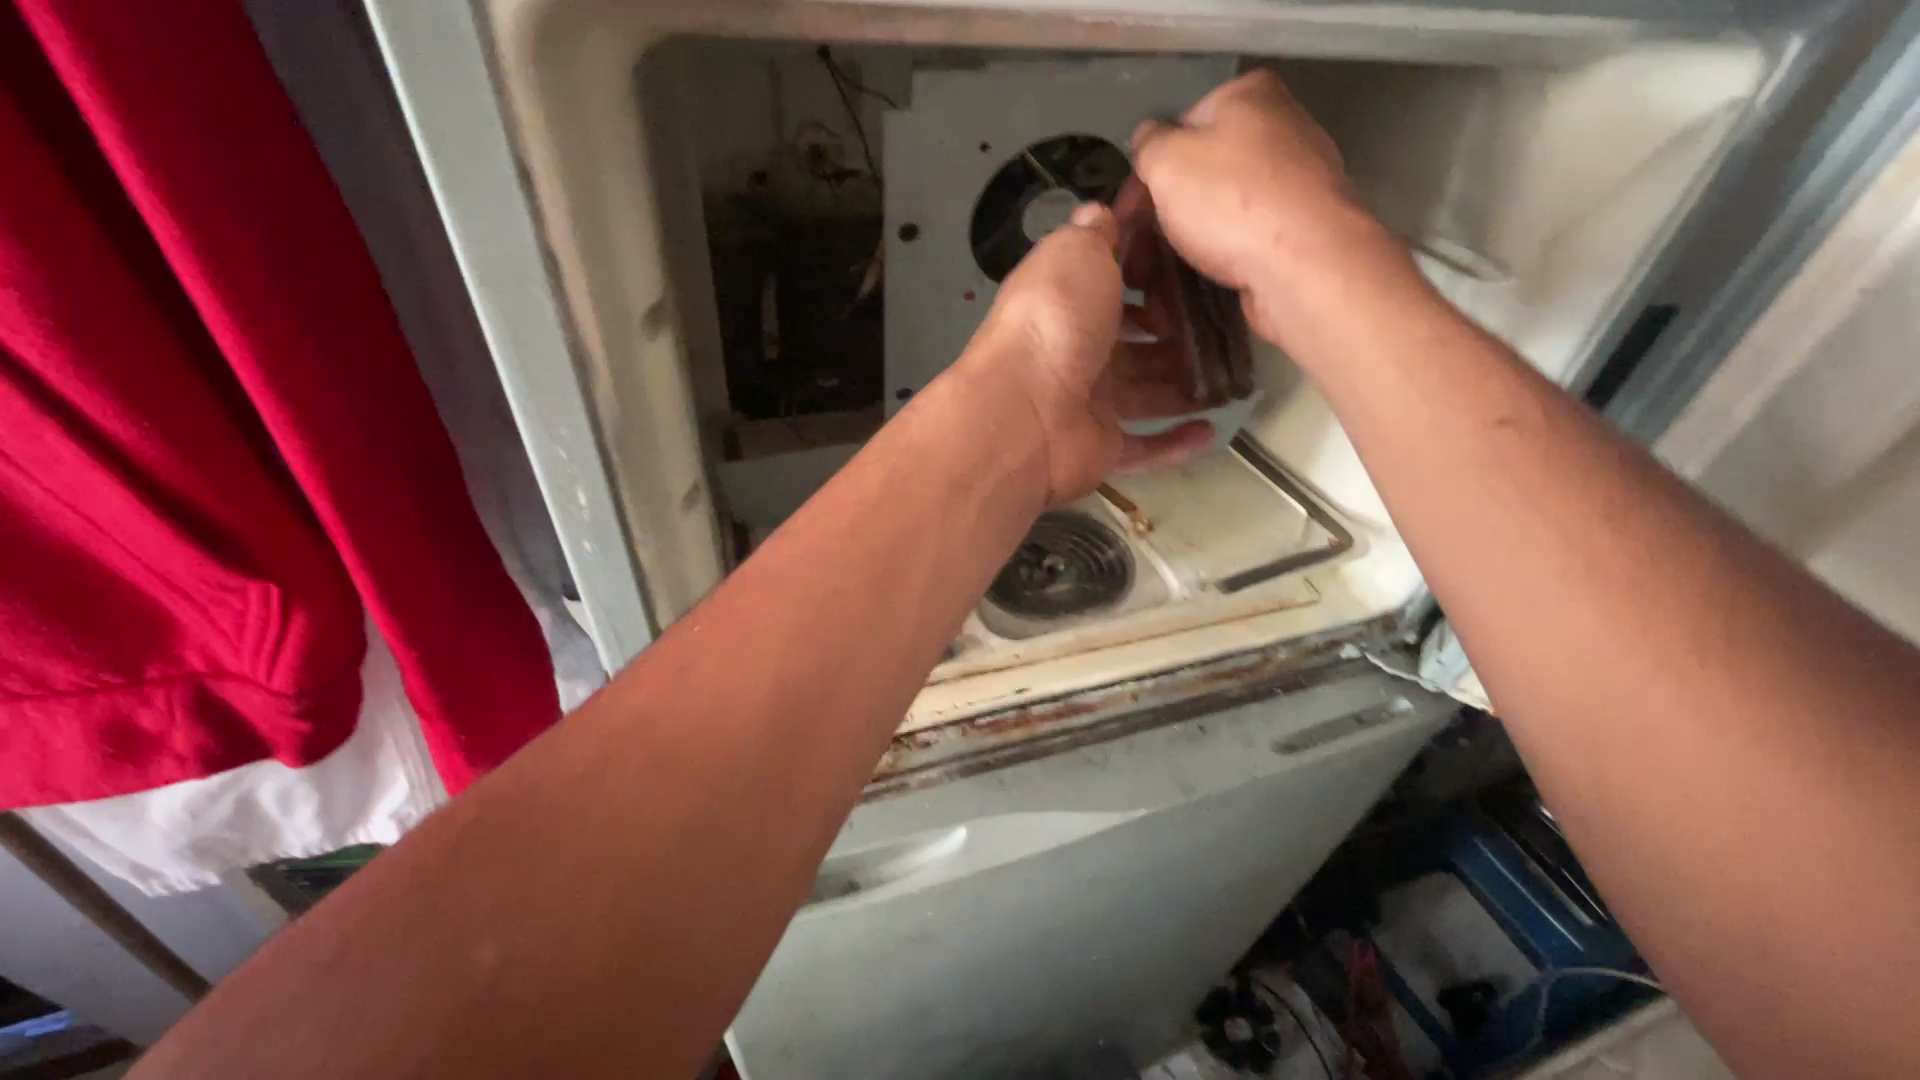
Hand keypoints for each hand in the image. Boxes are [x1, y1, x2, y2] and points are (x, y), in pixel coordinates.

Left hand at [953, 203, 1212, 504]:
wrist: (1025, 411)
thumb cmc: (1054, 320)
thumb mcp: (1075, 254)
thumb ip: (1093, 235)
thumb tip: (1102, 212)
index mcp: (1066, 301)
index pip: (1111, 280)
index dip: (1148, 269)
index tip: (1195, 257)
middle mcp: (1076, 351)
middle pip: (1134, 339)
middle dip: (1175, 331)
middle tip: (1226, 320)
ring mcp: (1090, 404)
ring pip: (1147, 392)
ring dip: (1184, 385)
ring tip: (1234, 372)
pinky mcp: (1104, 449)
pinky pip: (1147, 448)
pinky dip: (1177, 442)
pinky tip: (1213, 429)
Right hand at [1131, 70, 1412, 349]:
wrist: (1304, 264)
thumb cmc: (1230, 201)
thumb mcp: (1167, 161)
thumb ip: (1148, 145)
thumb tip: (1149, 142)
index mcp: (1249, 95)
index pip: (1179, 128)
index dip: (1146, 174)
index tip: (1127, 217)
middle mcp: (1280, 127)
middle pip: (1200, 172)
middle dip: (1161, 216)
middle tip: (1135, 257)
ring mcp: (1295, 180)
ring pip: (1218, 210)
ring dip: (1183, 243)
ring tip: (1155, 279)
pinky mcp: (1301, 228)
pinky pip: (1244, 239)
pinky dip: (1217, 258)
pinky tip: (1195, 282)